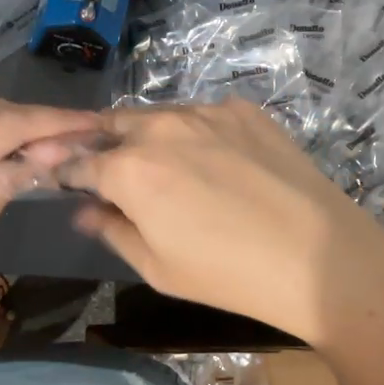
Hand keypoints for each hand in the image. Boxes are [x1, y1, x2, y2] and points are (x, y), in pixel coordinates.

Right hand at [62, 99, 383, 344]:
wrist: (320, 258)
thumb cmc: (228, 275)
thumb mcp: (156, 267)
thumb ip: (111, 229)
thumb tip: (83, 209)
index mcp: (129, 169)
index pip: (77, 162)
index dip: (64, 173)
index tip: (63, 183)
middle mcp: (160, 127)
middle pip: (111, 126)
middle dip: (100, 145)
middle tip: (107, 172)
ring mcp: (205, 112)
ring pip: (156, 117)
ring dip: (144, 137)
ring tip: (161, 168)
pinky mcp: (243, 110)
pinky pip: (199, 115)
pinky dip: (190, 133)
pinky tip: (210, 163)